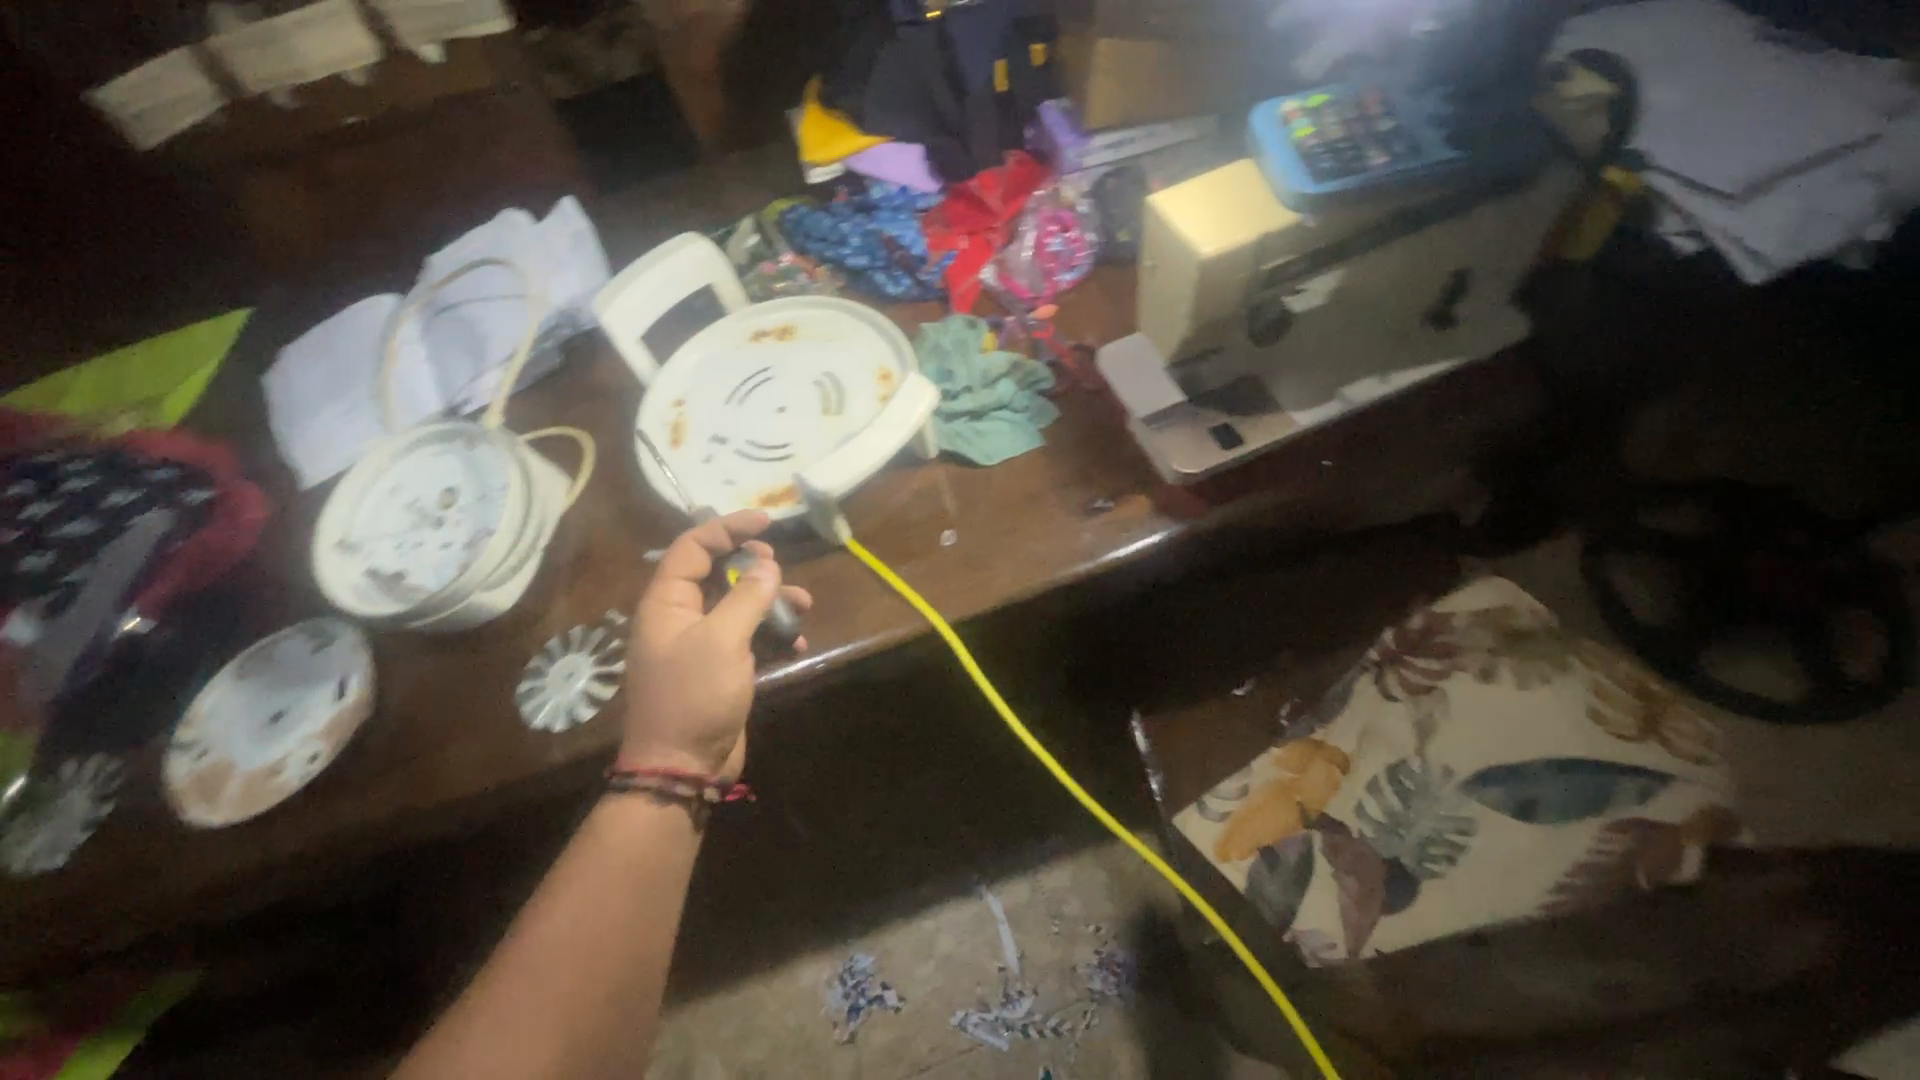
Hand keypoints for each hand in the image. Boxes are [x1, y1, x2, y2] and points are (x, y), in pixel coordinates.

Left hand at [621, 510, 811, 779]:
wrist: (682, 767)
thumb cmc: (694, 696)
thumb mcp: (722, 640)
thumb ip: (747, 598)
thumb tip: (768, 567)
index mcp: (667, 603)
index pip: (692, 547)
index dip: (727, 527)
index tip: (766, 521)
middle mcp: (680, 618)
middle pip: (718, 574)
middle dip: (755, 568)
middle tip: (780, 569)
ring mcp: (701, 645)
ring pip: (739, 607)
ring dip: (771, 603)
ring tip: (803, 606)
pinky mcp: (721, 670)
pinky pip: (749, 639)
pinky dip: (772, 636)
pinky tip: (796, 644)